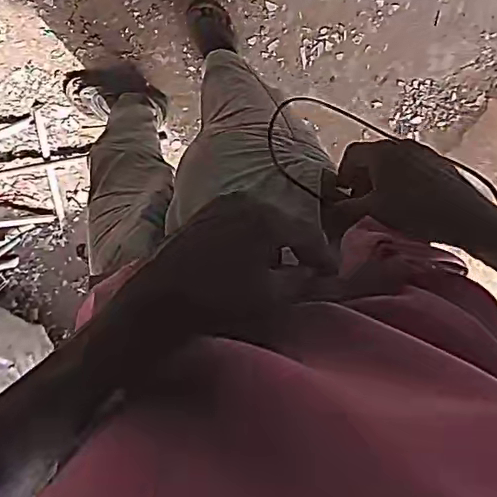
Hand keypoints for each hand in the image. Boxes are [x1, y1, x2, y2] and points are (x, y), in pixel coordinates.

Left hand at [84, 196, 324, 371]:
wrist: (162, 294)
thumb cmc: (220, 296)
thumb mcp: (272, 295)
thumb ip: (302, 279)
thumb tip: (314, 271)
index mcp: (266, 216)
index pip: (308, 233)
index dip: (325, 257)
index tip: (334, 275)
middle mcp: (244, 200)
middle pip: (285, 221)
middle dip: (299, 245)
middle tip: (311, 269)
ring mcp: (220, 203)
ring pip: (261, 219)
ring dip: (274, 240)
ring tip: (281, 267)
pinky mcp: (203, 212)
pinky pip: (239, 220)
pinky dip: (251, 236)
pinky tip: (251, 259)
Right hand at [326, 139, 496, 245]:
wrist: (471, 220)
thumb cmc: (417, 211)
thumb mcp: (373, 212)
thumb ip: (345, 209)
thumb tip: (329, 210)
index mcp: (381, 151)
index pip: (350, 155)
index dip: (343, 175)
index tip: (345, 195)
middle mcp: (401, 144)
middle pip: (372, 158)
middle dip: (363, 179)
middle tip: (364, 202)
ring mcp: (424, 153)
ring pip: (394, 164)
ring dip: (385, 182)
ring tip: (388, 206)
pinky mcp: (442, 165)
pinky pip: (413, 170)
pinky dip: (405, 183)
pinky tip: (412, 205)